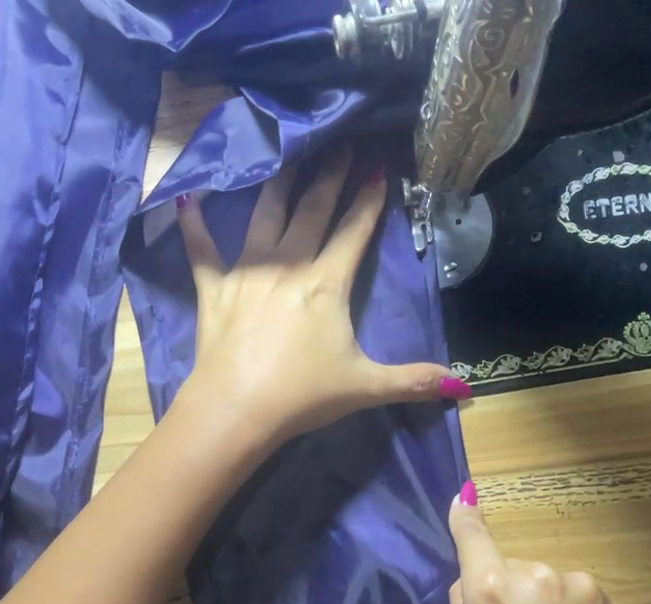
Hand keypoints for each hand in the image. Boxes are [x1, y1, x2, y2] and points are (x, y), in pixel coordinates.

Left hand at [172, 149, 467, 444]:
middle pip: (312, 211)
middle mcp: (288, 265)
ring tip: (287, 156)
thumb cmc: (303, 396)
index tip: (379, 167)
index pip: (353, 232)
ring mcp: (246, 273)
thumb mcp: (365, 387)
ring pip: (264, 216)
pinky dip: (194, 225)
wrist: (237, 409)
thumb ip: (412, 381)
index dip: (368, 200)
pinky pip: (201, 251)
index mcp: (326, 283)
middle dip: (329, 177)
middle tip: (340, 146)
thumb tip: (463, 388)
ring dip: (278, 184)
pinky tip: (188, 197)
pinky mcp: (214, 291)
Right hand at [447, 489, 650, 603]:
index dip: (465, 519)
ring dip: (542, 602)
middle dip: (509, 590)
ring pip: (545, 582)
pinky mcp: (607, 599)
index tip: (463, 498)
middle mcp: (534, 574)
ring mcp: (576, 584)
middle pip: (510, 568)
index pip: (473, 538)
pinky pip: (573, 595)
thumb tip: (472, 578)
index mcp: (491, 591)